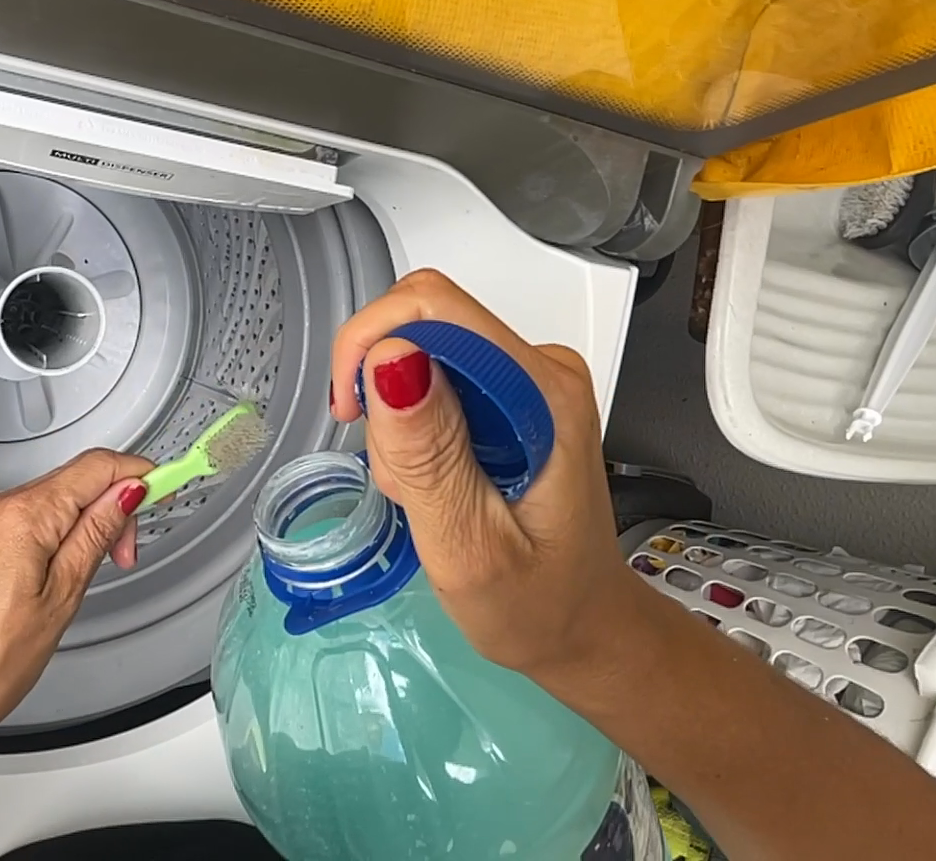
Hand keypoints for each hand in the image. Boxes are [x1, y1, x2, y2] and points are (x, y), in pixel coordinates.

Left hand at [0, 450, 152, 756]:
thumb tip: (126, 494)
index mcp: (24, 517)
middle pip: (76, 479)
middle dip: (115, 504)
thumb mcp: (61, 598)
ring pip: (53, 498)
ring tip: (98, 567)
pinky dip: (57, 531)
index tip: (165, 486)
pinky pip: (27, 518)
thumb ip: (96, 536)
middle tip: (130, 551)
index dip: (138, 473)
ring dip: (87, 520)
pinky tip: (64, 567)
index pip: (97, 467)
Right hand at [329, 269, 634, 678]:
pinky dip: (408, 432)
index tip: (351, 414)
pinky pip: (427, 382)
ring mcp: (522, 378)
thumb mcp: (470, 546)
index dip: (371, 343)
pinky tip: (433, 486)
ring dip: (396, 427)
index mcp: (540, 390)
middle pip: (420, 327)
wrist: (585, 627)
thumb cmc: (535, 604)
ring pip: (415, 357)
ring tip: (424, 496)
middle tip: (402, 480)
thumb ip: (429, 454)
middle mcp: (536, 366)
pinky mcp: (505, 395)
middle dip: (384, 398)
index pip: (433, 308)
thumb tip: (389, 357)